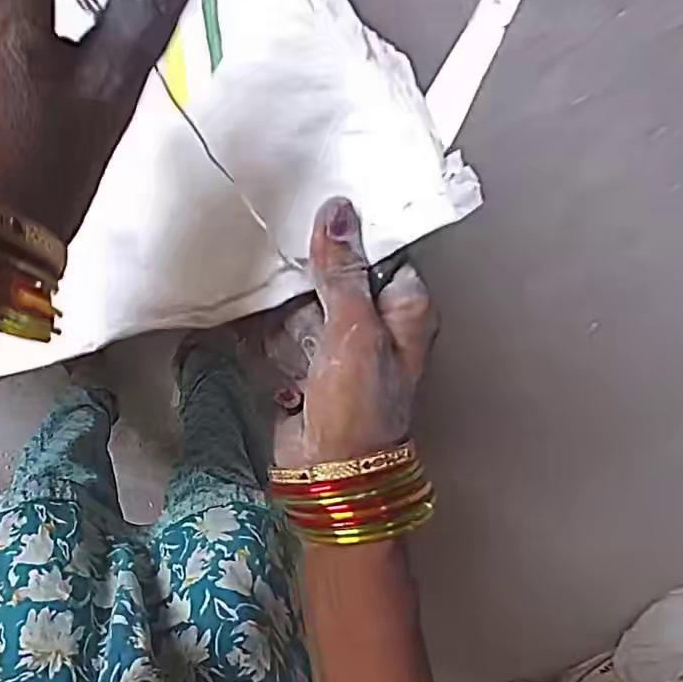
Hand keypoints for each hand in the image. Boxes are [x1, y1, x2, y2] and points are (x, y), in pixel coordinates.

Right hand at [275, 198, 439, 466]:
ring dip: (290, 324)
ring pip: (302, 304)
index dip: (348, 239)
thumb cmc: (359, 406)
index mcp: (404, 308)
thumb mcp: (355, 330)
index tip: (314, 226)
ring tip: (300, 355)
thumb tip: (338, 213)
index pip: (378, 251)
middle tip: (304, 306)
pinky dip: (278, 345)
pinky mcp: (309, 361)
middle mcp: (375, 321)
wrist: (330, 468)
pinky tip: (287, 369)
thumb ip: (344, 271)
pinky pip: (286, 333)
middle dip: (308, 289)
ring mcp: (339, 342)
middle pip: (333, 276)